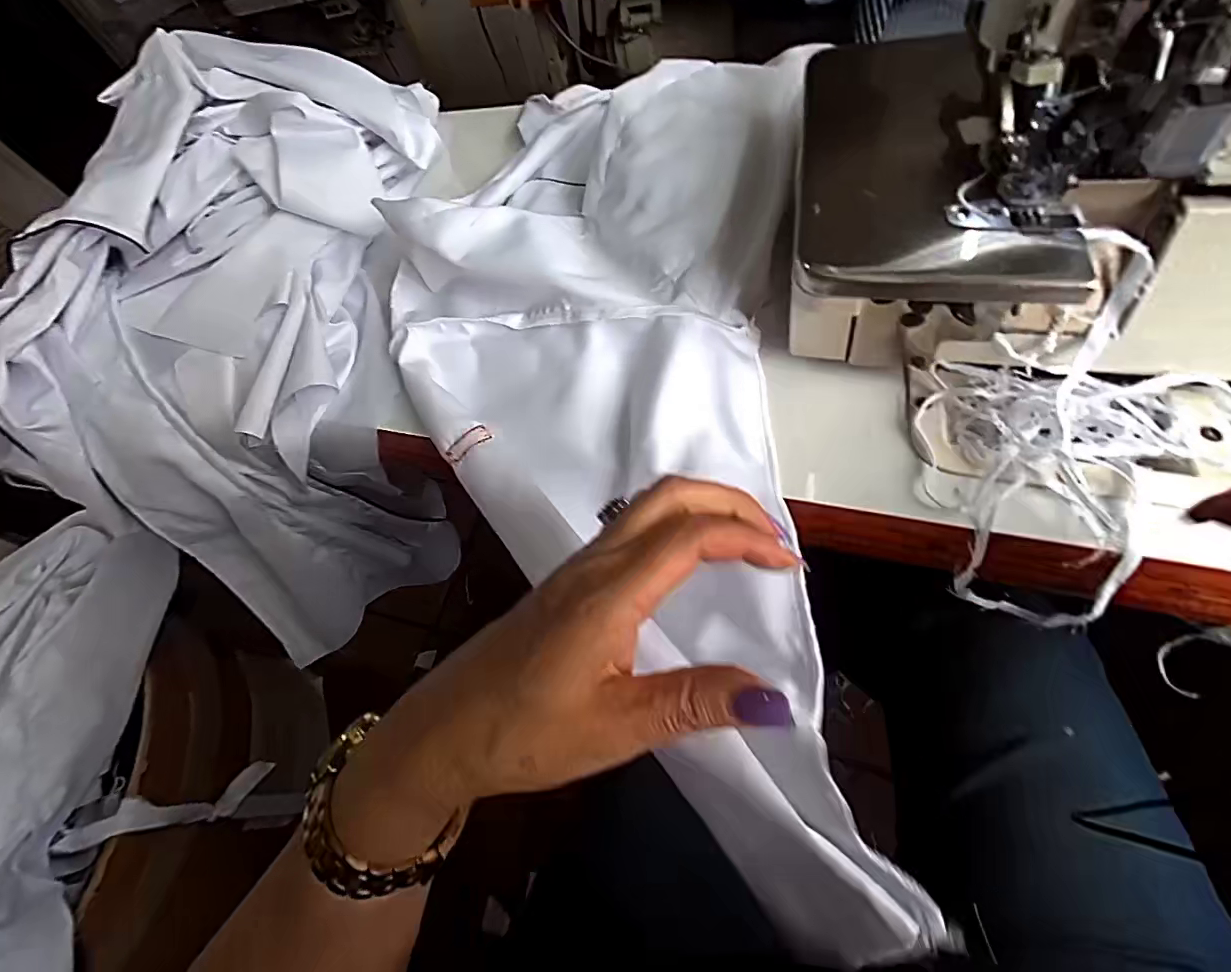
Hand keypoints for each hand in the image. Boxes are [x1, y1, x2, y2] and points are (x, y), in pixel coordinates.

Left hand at [333, 476, 801, 862]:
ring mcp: (580, 565)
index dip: (747, 538)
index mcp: (609, 592)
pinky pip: (637, 525)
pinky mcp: (573, 577)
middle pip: (670, 495)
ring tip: (747, 541)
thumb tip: (773, 699)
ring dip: (705, 506)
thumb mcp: (617, 729)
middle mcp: (596, 563)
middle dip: (730, 500)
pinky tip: (694, 560)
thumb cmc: (524, 734)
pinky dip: (681, 522)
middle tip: (774, 537)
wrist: (442, 732)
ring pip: (651, 504)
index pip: (690, 536)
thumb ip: (695, 704)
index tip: (788, 564)